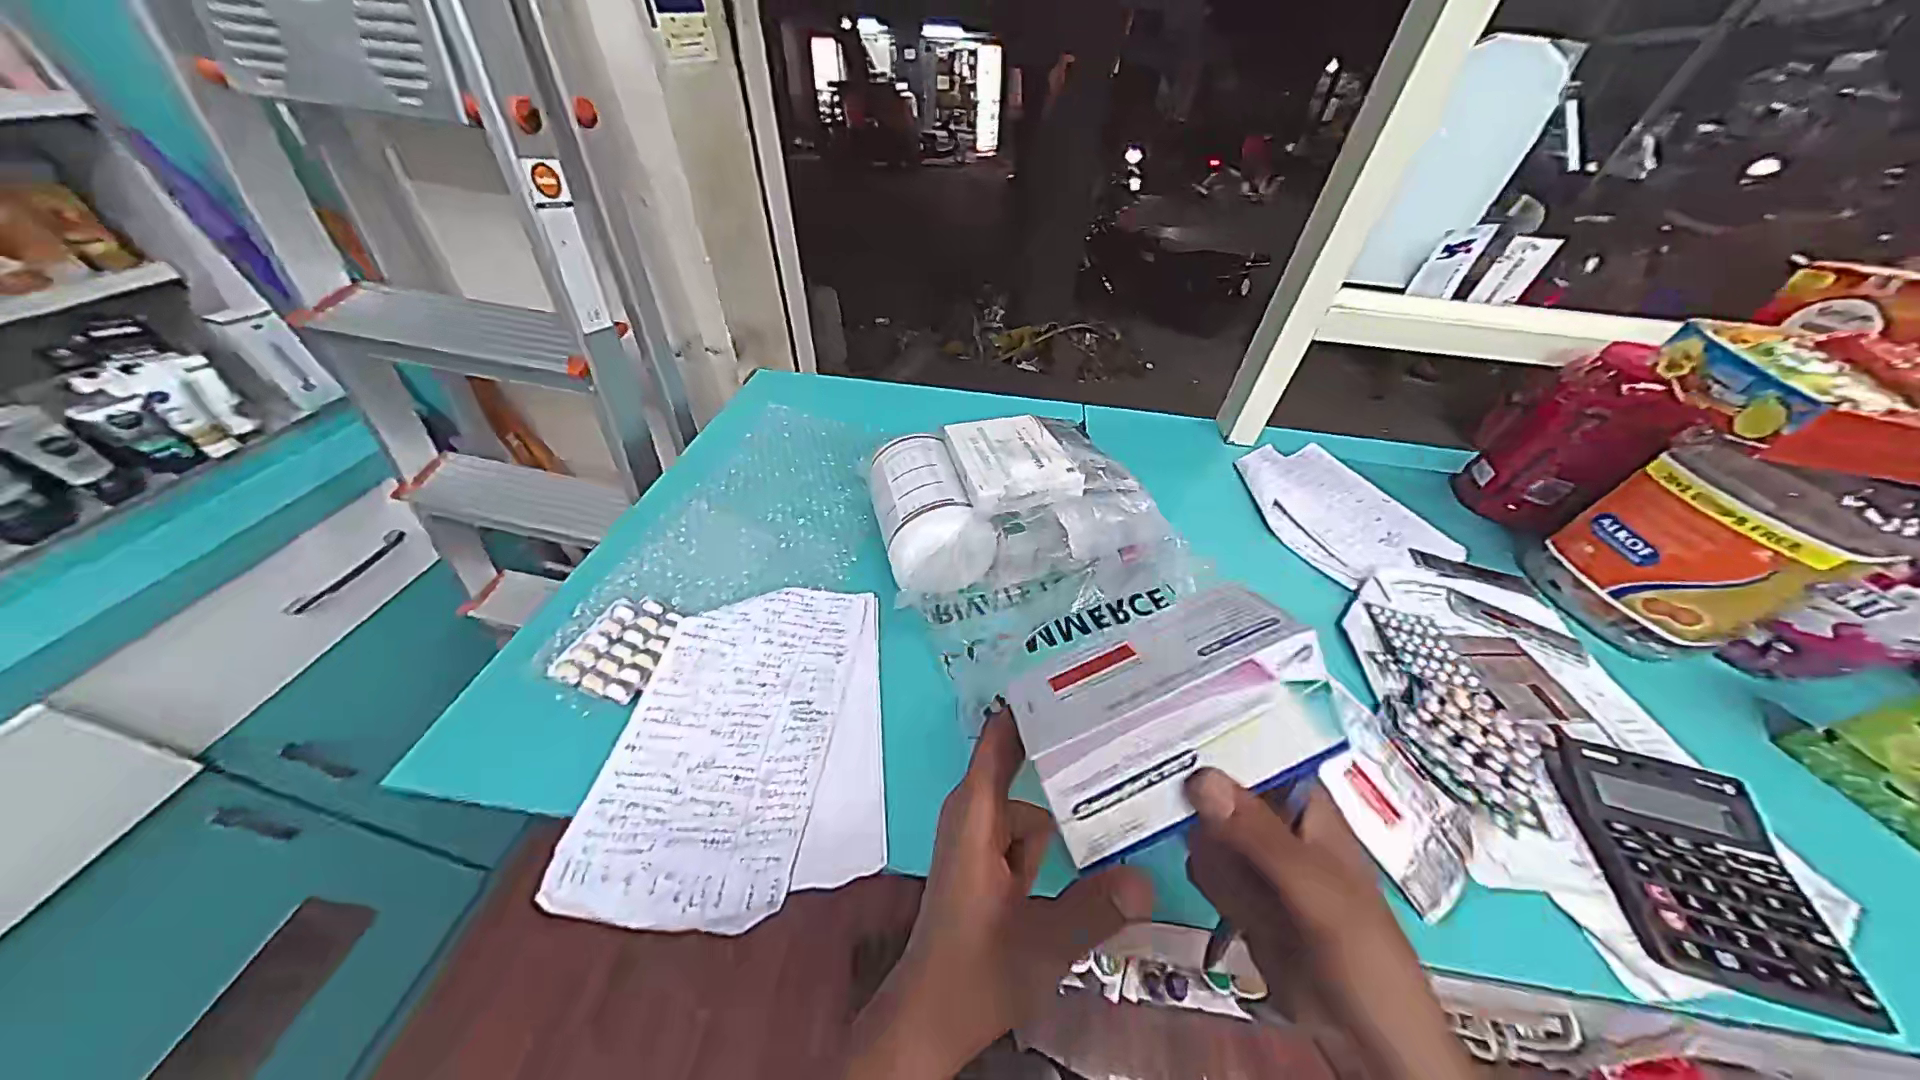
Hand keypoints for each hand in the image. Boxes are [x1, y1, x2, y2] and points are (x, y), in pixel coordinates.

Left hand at [843, 707, 1153, 1078]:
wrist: (932, 1016)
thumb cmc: (974, 971)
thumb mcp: (1042, 942)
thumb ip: (1094, 909)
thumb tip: (1147, 881)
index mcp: (974, 814)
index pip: (998, 741)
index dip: (1027, 709)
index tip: (1067, 683)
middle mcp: (974, 814)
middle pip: (1021, 765)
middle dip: (1064, 757)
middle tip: (1118, 733)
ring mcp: (981, 837)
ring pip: (1031, 805)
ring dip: (1064, 808)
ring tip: (1120, 793)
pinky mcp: (990, 860)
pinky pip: (1026, 831)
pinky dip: (1052, 839)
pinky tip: (1092, 850)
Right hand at [1184, 768, 1474, 1079]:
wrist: (1366, 1039)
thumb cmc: (1361, 953)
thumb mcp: (1312, 887)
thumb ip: (1256, 833)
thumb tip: (1200, 778)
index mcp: (1305, 806)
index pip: (1253, 753)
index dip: (1215, 741)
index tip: (1168, 736)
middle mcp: (1275, 824)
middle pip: (1218, 791)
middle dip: (1202, 810)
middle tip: (1202, 832)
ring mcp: (1255, 860)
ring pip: (1206, 831)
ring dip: (1213, 859)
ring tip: (1249, 896)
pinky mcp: (1239, 893)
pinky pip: (1207, 869)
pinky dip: (1210, 883)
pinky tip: (1237, 911)